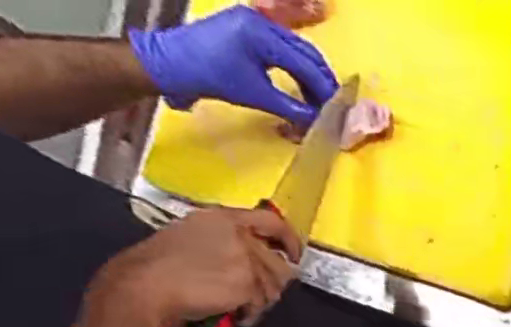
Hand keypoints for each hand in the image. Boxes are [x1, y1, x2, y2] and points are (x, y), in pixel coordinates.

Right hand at [88, 206, 303, 326]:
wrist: (149, 284)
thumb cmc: (164, 263)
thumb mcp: (195, 233)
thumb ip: (228, 237)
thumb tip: (254, 251)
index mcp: (225, 218)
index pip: (272, 221)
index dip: (289, 239)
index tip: (293, 254)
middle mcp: (241, 236)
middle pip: (280, 264)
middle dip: (270, 284)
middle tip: (253, 295)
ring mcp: (247, 260)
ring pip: (274, 288)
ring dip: (259, 302)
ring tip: (237, 305)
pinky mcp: (248, 284)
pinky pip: (262, 304)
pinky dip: (251, 314)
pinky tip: (234, 314)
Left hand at [130, 6, 338, 128]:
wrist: (173, 63)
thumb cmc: (212, 78)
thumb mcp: (257, 96)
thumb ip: (292, 107)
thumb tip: (318, 121)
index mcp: (262, 34)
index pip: (306, 64)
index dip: (325, 90)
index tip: (338, 112)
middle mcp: (261, 21)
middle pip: (306, 52)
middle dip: (323, 81)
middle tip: (334, 107)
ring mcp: (254, 21)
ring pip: (297, 49)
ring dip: (311, 76)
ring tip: (318, 101)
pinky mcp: (248, 28)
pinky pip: (282, 47)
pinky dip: (296, 68)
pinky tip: (300, 86)